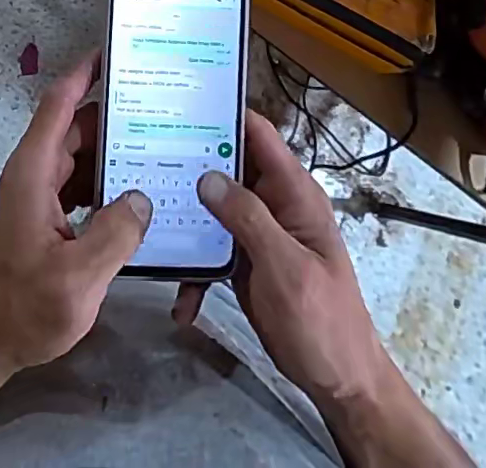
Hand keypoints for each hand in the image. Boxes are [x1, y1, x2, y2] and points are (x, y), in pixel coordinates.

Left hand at [0, 50, 150, 373]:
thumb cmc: (22, 309)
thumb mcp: (75, 279)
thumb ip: (114, 234)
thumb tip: (142, 197)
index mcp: (35, 172)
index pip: (59, 105)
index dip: (83, 73)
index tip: (113, 52)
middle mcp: (38, 172)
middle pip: (80, 126)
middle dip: (117, 113)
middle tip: (163, 104)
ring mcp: (44, 192)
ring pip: (86, 153)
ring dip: (118, 147)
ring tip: (163, 142)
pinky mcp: (52, 213)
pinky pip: (87, 179)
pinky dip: (112, 176)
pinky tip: (142, 189)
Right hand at [176, 113, 473, 466]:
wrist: (338, 378)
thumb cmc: (321, 318)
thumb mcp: (285, 266)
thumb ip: (249, 218)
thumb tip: (208, 176)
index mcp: (293, 192)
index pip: (261, 137)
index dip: (228, 114)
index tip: (185, 106)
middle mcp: (274, 203)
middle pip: (230, 168)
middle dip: (193, 165)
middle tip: (148, 160)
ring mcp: (258, 232)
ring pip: (215, 208)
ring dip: (187, 219)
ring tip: (150, 225)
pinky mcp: (245, 260)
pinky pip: (212, 248)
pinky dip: (195, 270)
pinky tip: (182, 300)